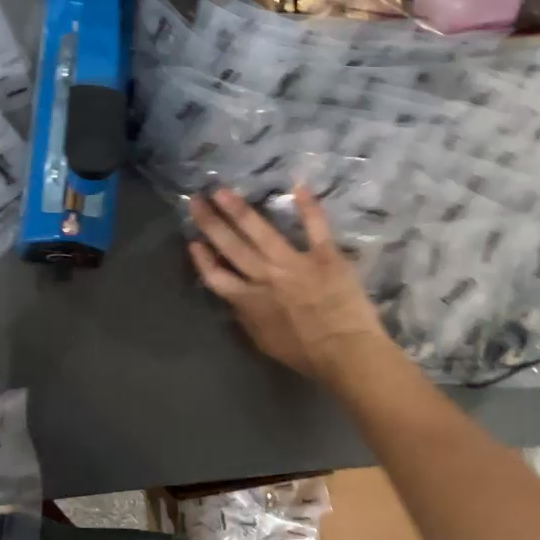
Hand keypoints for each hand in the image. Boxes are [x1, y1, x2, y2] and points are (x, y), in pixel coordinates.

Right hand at [188, 187, 390, 382]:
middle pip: (230, 246)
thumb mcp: (264, 341)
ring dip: (238, 209)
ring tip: (222, 190)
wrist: (346, 353)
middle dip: (209, 222)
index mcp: (249, 301)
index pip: (215, 276)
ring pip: (259, 231)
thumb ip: (248, 317)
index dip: (202, 258)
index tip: (194, 241)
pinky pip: (314, 227)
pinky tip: (298, 185)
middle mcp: (265, 277)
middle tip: (196, 200)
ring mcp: (293, 263)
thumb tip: (238, 301)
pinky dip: (308, 206)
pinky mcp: (324, 256)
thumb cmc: (305, 355)